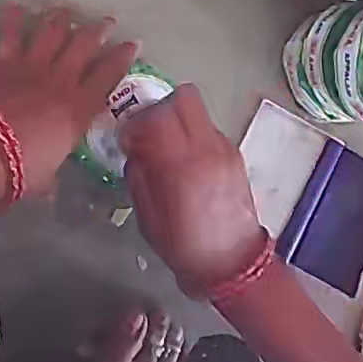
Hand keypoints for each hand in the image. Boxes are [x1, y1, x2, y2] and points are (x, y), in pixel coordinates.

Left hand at [0, 6, 137, 194]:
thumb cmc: (17, 170)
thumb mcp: (43, 179)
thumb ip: (49, 177)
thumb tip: (50, 187)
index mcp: (78, 110)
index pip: (108, 77)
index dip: (122, 58)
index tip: (132, 44)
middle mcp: (60, 81)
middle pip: (84, 46)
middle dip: (98, 30)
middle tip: (107, 21)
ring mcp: (30, 66)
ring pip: (51, 33)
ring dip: (61, 19)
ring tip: (67, 11)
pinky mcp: (0, 61)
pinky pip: (9, 35)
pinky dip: (12, 20)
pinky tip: (15, 8)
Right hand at [119, 85, 266, 293]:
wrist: (234, 264)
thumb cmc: (184, 246)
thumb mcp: (148, 216)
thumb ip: (139, 176)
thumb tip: (135, 150)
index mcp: (182, 166)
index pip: (158, 116)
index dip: (136, 121)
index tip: (128, 139)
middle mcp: (207, 149)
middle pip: (184, 97)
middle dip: (160, 108)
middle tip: (148, 131)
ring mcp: (225, 149)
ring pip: (198, 110)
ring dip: (177, 120)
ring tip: (167, 147)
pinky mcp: (235, 154)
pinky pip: (208, 129)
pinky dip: (192, 135)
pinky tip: (187, 161)